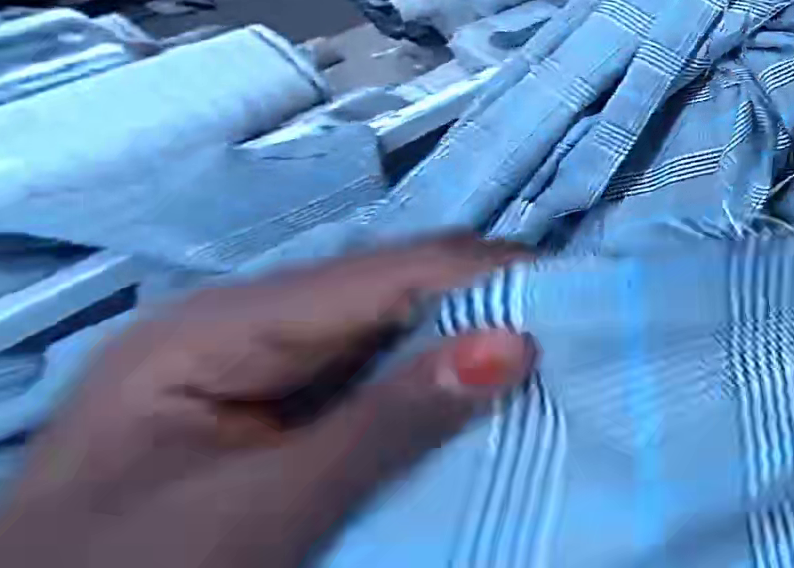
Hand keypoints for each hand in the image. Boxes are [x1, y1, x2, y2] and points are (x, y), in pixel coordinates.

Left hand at [0, 237, 535, 567]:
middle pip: (399, 283)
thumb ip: (390, 425)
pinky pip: (382, 362)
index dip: (488, 276)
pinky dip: (440, 369)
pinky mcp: (279, 397)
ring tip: (543, 348)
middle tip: (570, 326)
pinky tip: (481, 381)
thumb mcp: (252, 522)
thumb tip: (520, 344)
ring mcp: (262, 356)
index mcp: (217, 325)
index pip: (389, 270)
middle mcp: (245, 319)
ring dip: (472, 332)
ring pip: (400, 317)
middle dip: (488, 299)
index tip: (577, 295)